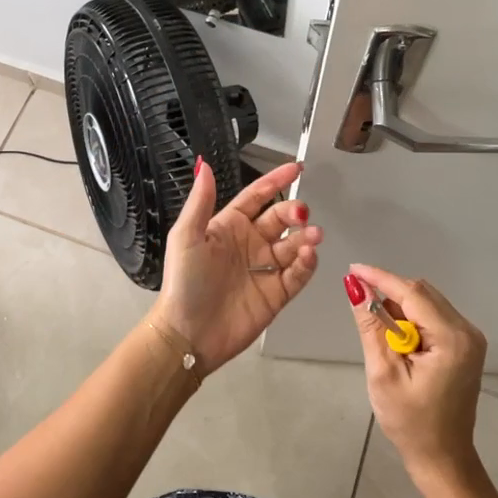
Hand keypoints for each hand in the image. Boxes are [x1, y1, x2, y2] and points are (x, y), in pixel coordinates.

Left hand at [147, 159, 321, 369]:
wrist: (188, 334)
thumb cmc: (184, 282)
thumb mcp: (186, 236)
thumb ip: (200, 201)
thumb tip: (204, 164)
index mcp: (228, 226)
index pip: (257, 196)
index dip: (275, 181)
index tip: (295, 168)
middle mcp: (249, 244)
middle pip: (280, 219)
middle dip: (294, 211)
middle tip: (302, 213)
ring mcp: (264, 270)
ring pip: (293, 245)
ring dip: (306, 237)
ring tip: (313, 235)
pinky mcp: (276, 294)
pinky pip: (297, 274)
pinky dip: (306, 264)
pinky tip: (308, 257)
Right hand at [347, 263, 487, 481]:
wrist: (442, 457)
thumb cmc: (410, 422)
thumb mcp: (384, 373)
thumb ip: (370, 325)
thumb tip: (355, 287)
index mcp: (452, 339)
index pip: (412, 293)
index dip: (380, 278)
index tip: (351, 270)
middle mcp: (467, 331)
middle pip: (422, 293)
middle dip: (389, 295)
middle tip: (362, 308)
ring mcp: (470, 338)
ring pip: (427, 302)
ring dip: (400, 308)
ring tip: (382, 335)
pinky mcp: (465, 345)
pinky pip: (434, 316)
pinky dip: (412, 319)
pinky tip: (399, 340)